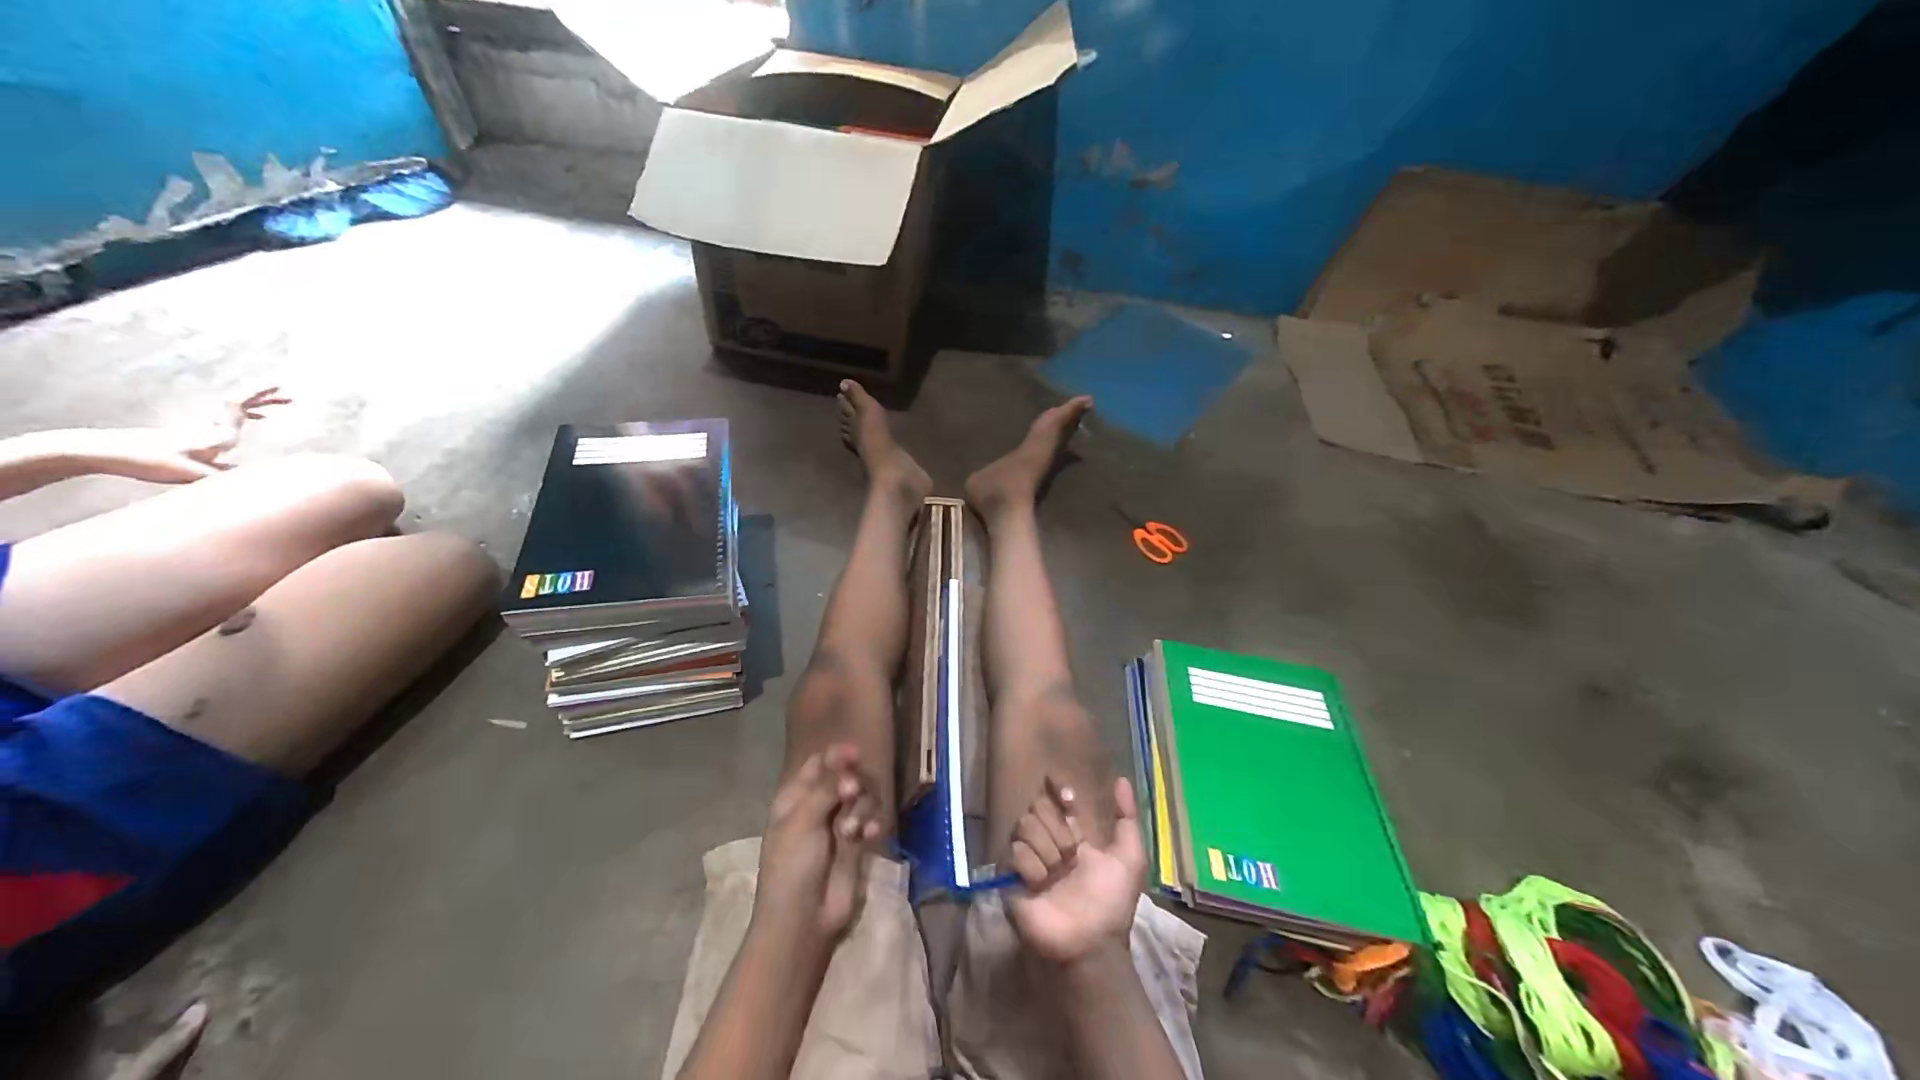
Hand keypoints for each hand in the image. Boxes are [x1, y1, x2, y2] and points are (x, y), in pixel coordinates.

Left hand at [78, 387, 291, 482]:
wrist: (104, 453)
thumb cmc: (149, 462)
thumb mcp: (191, 474)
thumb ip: (227, 476)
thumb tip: (260, 479)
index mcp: (215, 433)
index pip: (239, 408)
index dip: (258, 395)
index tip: (278, 386)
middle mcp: (209, 428)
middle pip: (239, 407)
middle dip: (263, 400)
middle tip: (287, 395)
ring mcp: (197, 431)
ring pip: (231, 417)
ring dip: (253, 411)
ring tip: (270, 412)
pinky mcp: (189, 438)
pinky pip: (221, 427)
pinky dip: (236, 424)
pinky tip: (239, 434)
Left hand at [754, 744, 882, 946]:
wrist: (803, 920)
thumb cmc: (792, 867)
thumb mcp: (802, 821)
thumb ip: (827, 786)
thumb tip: (848, 756)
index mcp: (795, 798)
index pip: (819, 763)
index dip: (837, 756)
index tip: (854, 754)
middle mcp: (818, 807)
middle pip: (847, 776)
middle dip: (853, 783)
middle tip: (850, 794)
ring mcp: (839, 826)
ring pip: (863, 797)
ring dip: (862, 806)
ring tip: (854, 829)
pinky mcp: (858, 844)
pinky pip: (872, 820)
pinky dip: (873, 823)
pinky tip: (870, 834)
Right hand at [1006, 776, 1147, 966]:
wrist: (1089, 942)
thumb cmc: (1111, 902)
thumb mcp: (1130, 858)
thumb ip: (1127, 817)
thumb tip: (1121, 779)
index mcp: (1074, 837)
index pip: (1058, 800)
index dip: (1060, 792)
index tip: (1067, 796)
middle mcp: (1048, 843)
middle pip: (1038, 807)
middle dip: (1057, 829)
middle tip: (1070, 856)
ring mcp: (1028, 860)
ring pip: (1024, 825)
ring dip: (1046, 850)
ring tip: (1057, 875)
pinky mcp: (1010, 877)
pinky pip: (1014, 852)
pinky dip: (1031, 868)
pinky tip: (1041, 886)